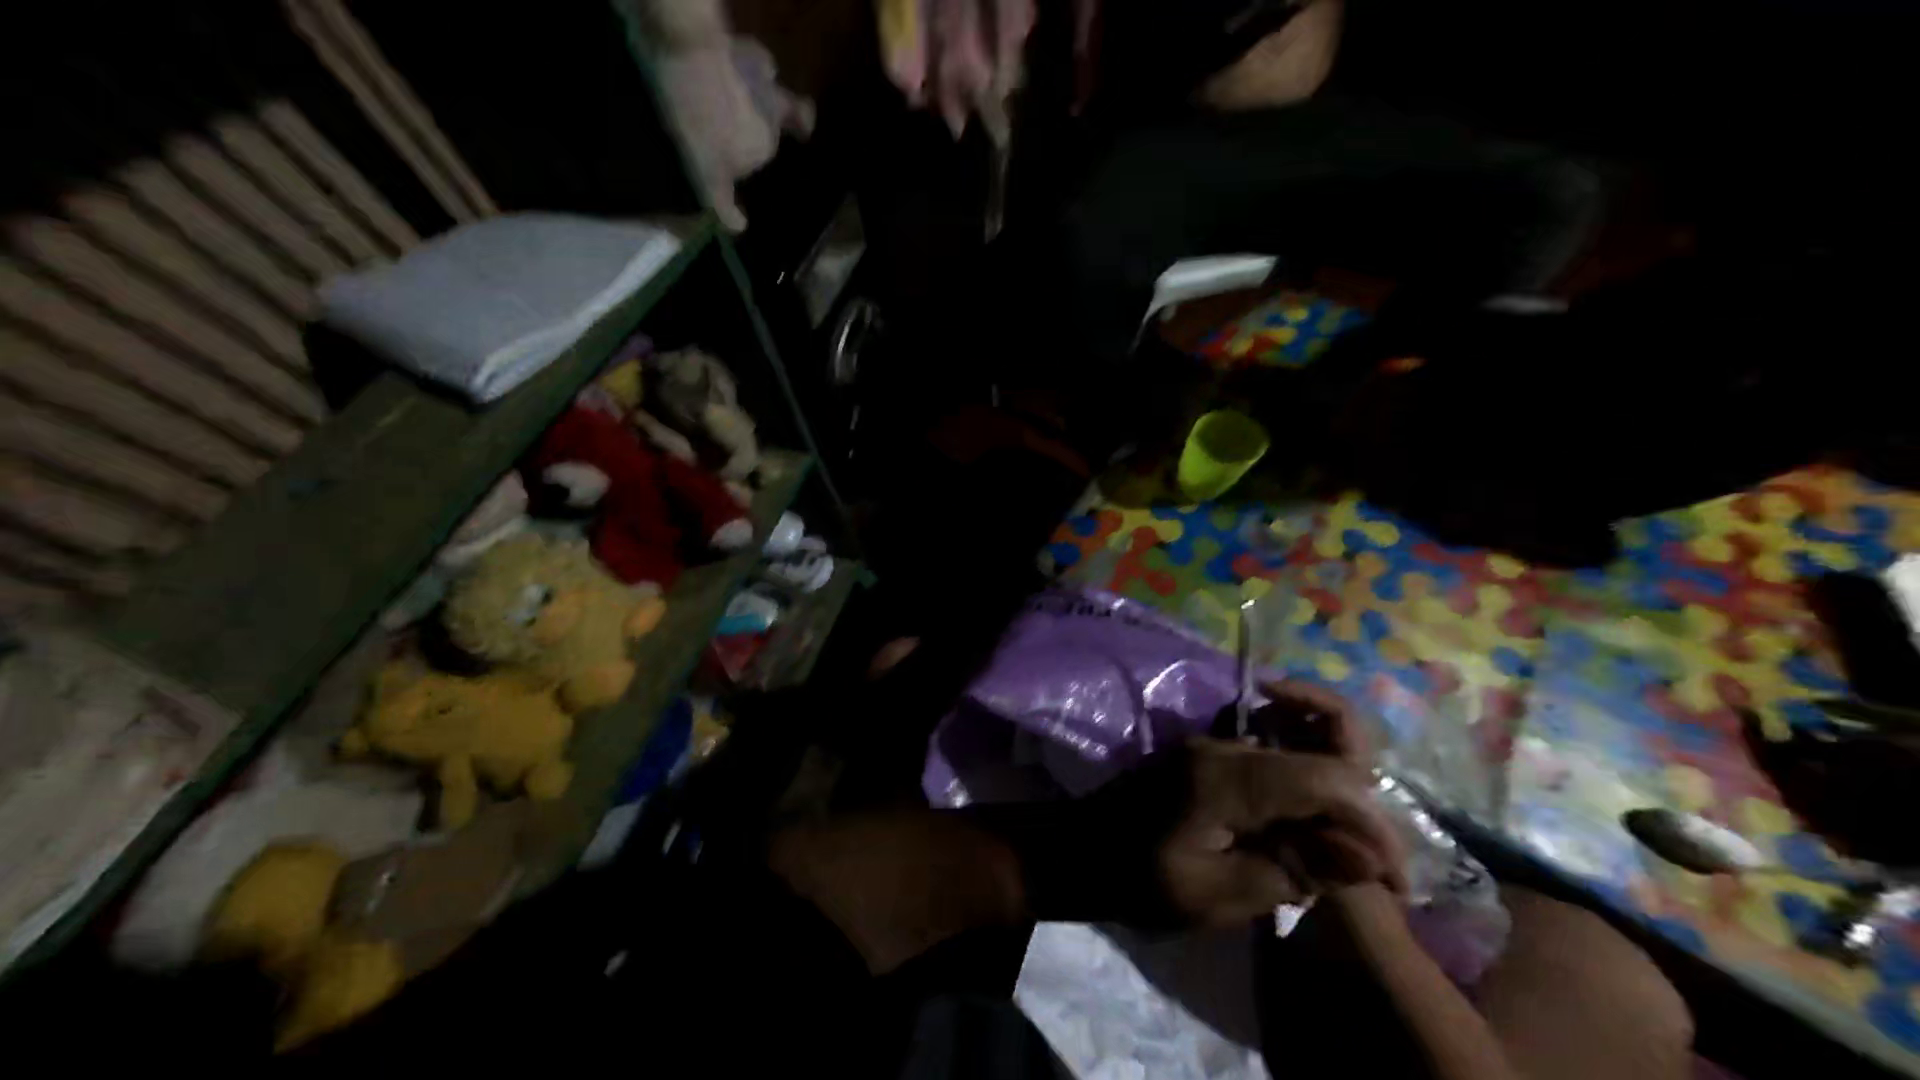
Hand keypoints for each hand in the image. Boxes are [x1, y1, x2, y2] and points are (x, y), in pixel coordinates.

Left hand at [1142, 737, 1406, 925]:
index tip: (1392, 881)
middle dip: (1359, 811)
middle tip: (1378, 872)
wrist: (1076, 849)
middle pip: (1318, 757)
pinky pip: (1275, 765)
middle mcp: (1224, 747)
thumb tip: (1365, 858)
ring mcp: (1215, 746)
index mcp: (1224, 776)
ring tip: (1348, 859)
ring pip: (1300, 757)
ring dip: (1334, 804)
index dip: (1369, 823)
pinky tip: (1311, 837)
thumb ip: (1290, 872)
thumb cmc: (1135, 879)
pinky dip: (1303, 798)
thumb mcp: (1213, 895)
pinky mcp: (1210, 757)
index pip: (1324, 777)